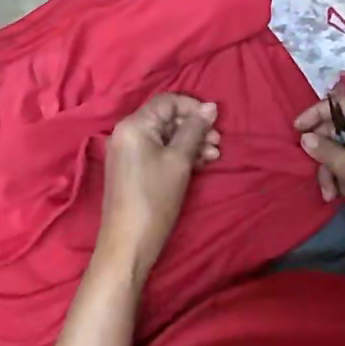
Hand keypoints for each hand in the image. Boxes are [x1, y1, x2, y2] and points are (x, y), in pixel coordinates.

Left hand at [100, 94, 220, 271]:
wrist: (129, 244)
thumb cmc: (155, 198)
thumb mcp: (179, 160)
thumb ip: (195, 130)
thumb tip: (211, 107)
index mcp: (134, 125)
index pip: (167, 101)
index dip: (193, 107)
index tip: (215, 122)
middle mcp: (127, 132)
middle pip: (167, 118)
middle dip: (194, 127)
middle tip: (218, 141)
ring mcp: (128, 151)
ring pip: (166, 136)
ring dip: (191, 142)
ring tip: (214, 155)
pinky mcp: (133, 168)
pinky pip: (159, 150)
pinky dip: (179, 154)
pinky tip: (201, 163)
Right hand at [295, 96, 344, 265]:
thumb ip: (330, 154)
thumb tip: (305, 136)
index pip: (342, 104)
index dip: (318, 111)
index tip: (299, 130)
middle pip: (338, 129)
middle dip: (322, 149)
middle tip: (313, 168)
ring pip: (339, 153)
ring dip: (329, 171)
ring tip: (329, 194)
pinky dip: (339, 181)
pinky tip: (337, 198)